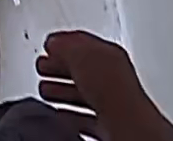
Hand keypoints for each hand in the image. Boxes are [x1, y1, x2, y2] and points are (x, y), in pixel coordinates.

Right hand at [36, 31, 172, 140]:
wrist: (129, 130)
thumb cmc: (114, 92)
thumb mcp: (82, 57)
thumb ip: (68, 47)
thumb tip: (54, 42)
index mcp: (110, 54)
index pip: (83, 42)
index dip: (63, 43)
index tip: (49, 44)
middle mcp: (114, 76)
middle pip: (83, 67)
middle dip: (61, 66)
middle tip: (44, 65)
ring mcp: (113, 104)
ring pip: (84, 94)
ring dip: (63, 91)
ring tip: (46, 91)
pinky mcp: (110, 130)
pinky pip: (87, 118)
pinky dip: (71, 115)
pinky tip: (62, 117)